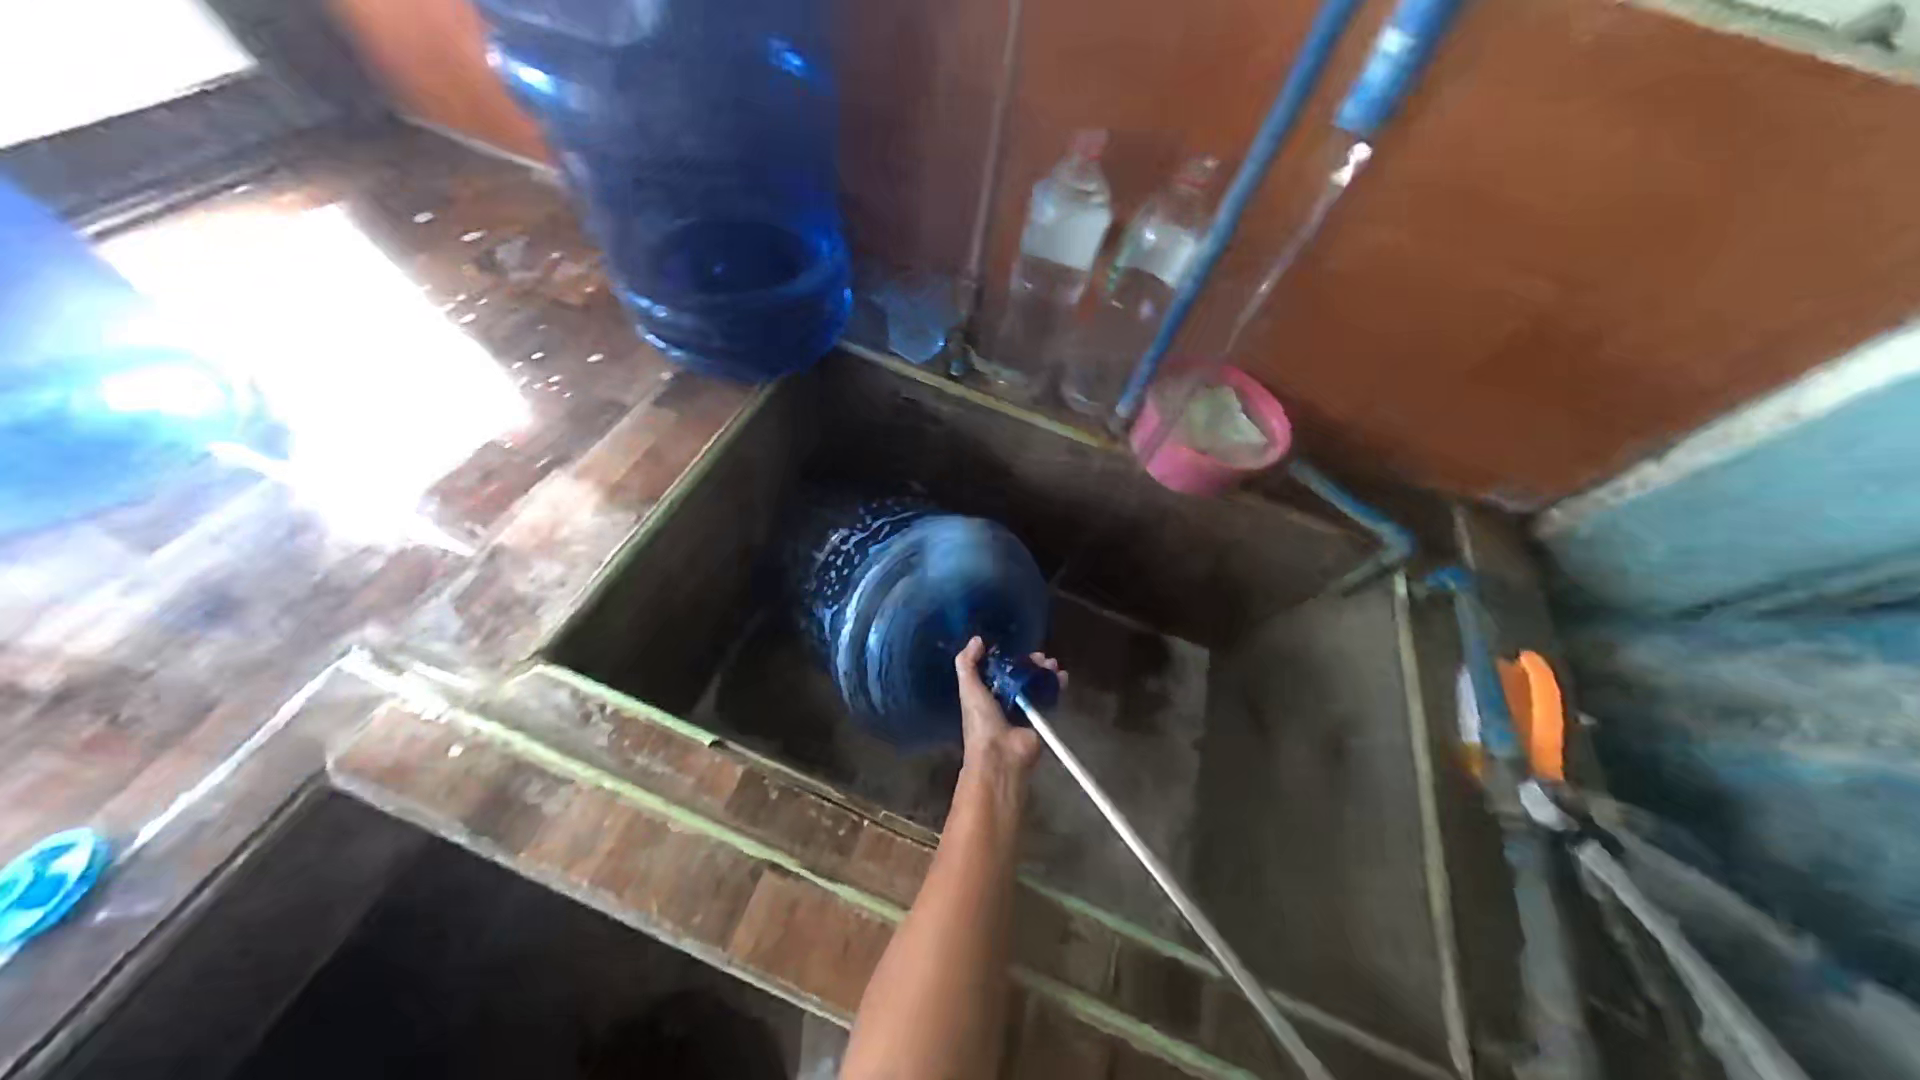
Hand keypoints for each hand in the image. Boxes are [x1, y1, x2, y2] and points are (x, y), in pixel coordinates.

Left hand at [953, 637, 1060, 779]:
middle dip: (1031, 664)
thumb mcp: (968, 688)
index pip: (998, 671)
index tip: (1019, 649)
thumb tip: (977, 640)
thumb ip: (967, 663)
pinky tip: (1062, 677)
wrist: (1000, 754)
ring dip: (1045, 672)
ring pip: (1036, 685)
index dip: (1008, 659)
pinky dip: (1056, 686)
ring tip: (1053, 664)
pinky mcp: (1039, 719)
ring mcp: (1023, 710)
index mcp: (984, 694)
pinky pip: (1049, 698)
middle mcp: (1004, 701)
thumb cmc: (981, 720)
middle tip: (1041, 657)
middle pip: (1020, 676)